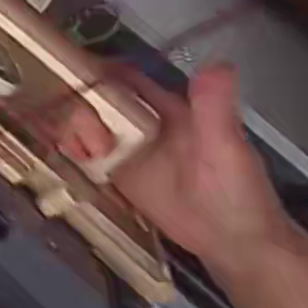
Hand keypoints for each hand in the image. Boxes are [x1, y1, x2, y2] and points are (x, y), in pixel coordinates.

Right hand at [43, 62, 294, 278]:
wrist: (233, 244)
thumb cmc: (236, 191)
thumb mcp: (227, 146)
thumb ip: (215, 107)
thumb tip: (219, 62)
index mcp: (164, 106)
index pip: (123, 77)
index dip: (98, 71)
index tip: (74, 72)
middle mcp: (139, 121)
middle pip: (95, 99)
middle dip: (81, 106)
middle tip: (90, 136)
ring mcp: (124, 147)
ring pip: (84, 122)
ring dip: (73, 127)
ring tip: (83, 151)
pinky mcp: (114, 172)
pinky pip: (83, 151)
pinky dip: (71, 147)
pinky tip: (75, 158)